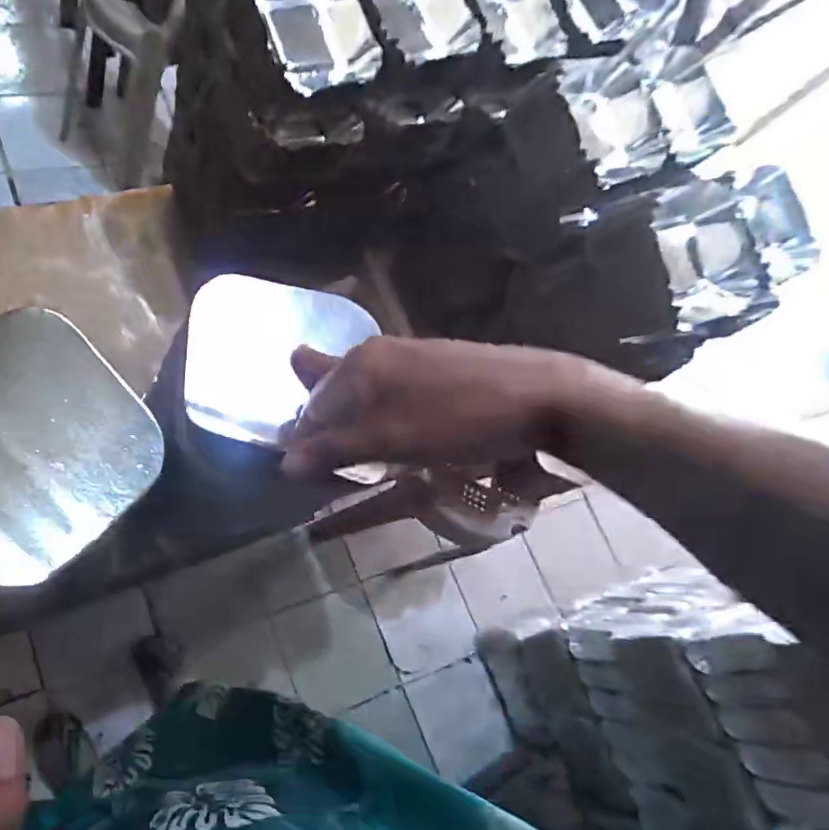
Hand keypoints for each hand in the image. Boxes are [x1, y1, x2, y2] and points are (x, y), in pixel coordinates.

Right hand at [279, 337, 619, 480]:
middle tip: (322, 459)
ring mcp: (408, 355)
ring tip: (352, 449)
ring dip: (349, 420)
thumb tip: (284, 466)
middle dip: (320, 423)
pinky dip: (378, 412)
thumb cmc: (458, 420)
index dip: (306, 444)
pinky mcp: (435, 365)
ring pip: (358, 391)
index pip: (312, 409)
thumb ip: (334, 450)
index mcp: (358, 364)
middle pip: (329, 391)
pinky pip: (387, 390)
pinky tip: (391, 429)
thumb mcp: (389, 440)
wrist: (544, 396)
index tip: (314, 477)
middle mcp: (375, 352)